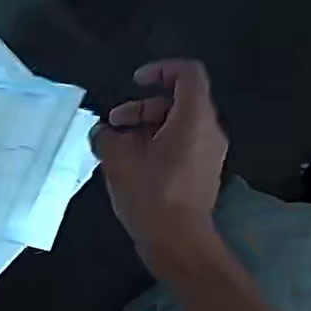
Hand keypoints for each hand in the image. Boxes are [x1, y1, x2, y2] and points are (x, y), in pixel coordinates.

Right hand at [89, 59, 228, 280]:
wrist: (177, 241)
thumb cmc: (150, 196)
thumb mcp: (117, 161)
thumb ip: (106, 136)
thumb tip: (103, 131)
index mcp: (193, 120)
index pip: (188, 74)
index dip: (161, 69)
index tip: (134, 81)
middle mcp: (208, 131)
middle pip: (178, 101)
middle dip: (142, 107)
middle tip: (113, 124)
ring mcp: (208, 153)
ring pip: (176, 125)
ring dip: (144, 128)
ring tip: (116, 148)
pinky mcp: (201, 172)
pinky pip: (179, 145)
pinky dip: (155, 145)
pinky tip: (130, 165)